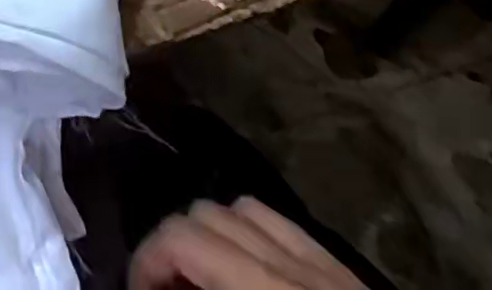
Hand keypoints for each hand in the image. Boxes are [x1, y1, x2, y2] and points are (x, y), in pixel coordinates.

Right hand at [129, 198, 370, 289]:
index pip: (183, 240)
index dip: (144, 262)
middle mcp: (297, 272)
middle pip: (201, 216)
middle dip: (169, 252)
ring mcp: (328, 268)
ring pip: (237, 209)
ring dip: (205, 238)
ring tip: (202, 283)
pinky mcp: (348, 276)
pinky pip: (280, 224)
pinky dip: (247, 235)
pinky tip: (246, 274)